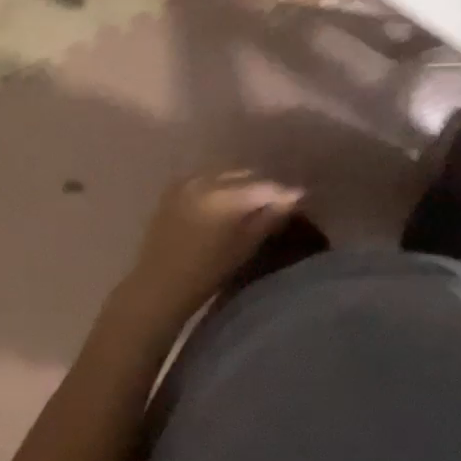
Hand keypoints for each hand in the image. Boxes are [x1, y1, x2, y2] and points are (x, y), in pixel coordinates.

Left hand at [116, 171, 304, 320]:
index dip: (284, 193)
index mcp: (223, 195)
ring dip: (241, 183)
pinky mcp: (172, 190)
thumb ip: (268, 219)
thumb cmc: (205, 274)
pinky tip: (227, 200)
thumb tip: (293, 200)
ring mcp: (185, 183)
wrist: (158, 286)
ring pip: (224, 174)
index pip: (263, 186)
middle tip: (279, 202)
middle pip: (244, 175)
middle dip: (263, 185)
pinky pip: (204, 178)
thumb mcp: (244, 248)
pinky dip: (219, 185)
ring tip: (255, 201)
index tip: (301, 198)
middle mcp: (204, 180)